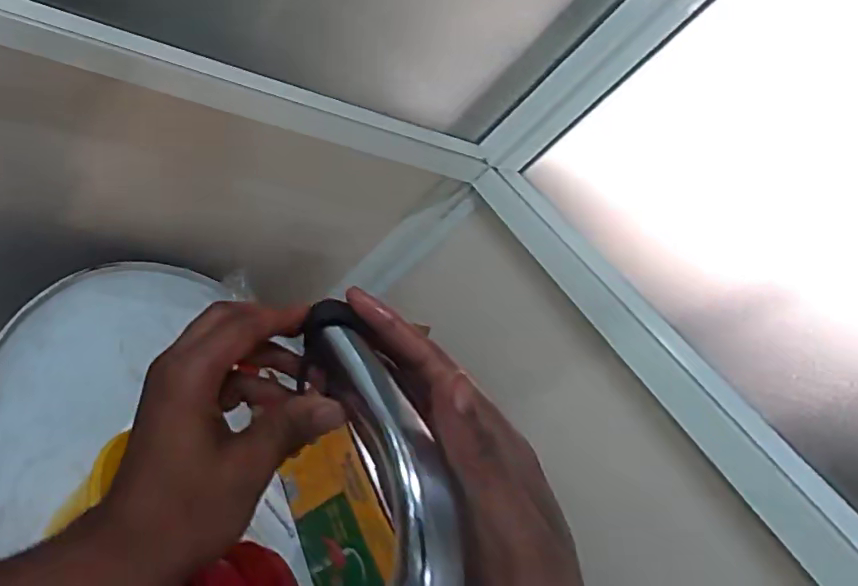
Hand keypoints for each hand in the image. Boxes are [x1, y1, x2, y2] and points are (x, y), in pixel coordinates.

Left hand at [93, 301, 346, 584]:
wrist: (133, 548)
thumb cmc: (188, 508)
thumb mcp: (245, 468)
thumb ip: (288, 427)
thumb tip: (335, 404)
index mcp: (188, 371)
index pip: (238, 325)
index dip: (278, 317)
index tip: (314, 317)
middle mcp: (175, 365)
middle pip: (223, 324)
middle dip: (266, 328)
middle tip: (307, 341)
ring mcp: (171, 383)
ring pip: (218, 350)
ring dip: (257, 360)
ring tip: (302, 390)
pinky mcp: (173, 403)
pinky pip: (211, 375)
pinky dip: (242, 382)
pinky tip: (274, 411)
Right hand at [346, 287, 583, 585]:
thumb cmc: (528, 576)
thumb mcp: (512, 522)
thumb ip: (482, 458)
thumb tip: (452, 379)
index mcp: (488, 434)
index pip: (437, 369)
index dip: (396, 330)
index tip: (356, 299)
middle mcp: (466, 438)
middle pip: (416, 375)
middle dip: (377, 339)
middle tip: (331, 317)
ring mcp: (448, 462)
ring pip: (403, 399)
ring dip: (369, 368)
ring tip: (328, 350)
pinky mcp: (430, 488)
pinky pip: (393, 433)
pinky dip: (367, 408)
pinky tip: (343, 405)